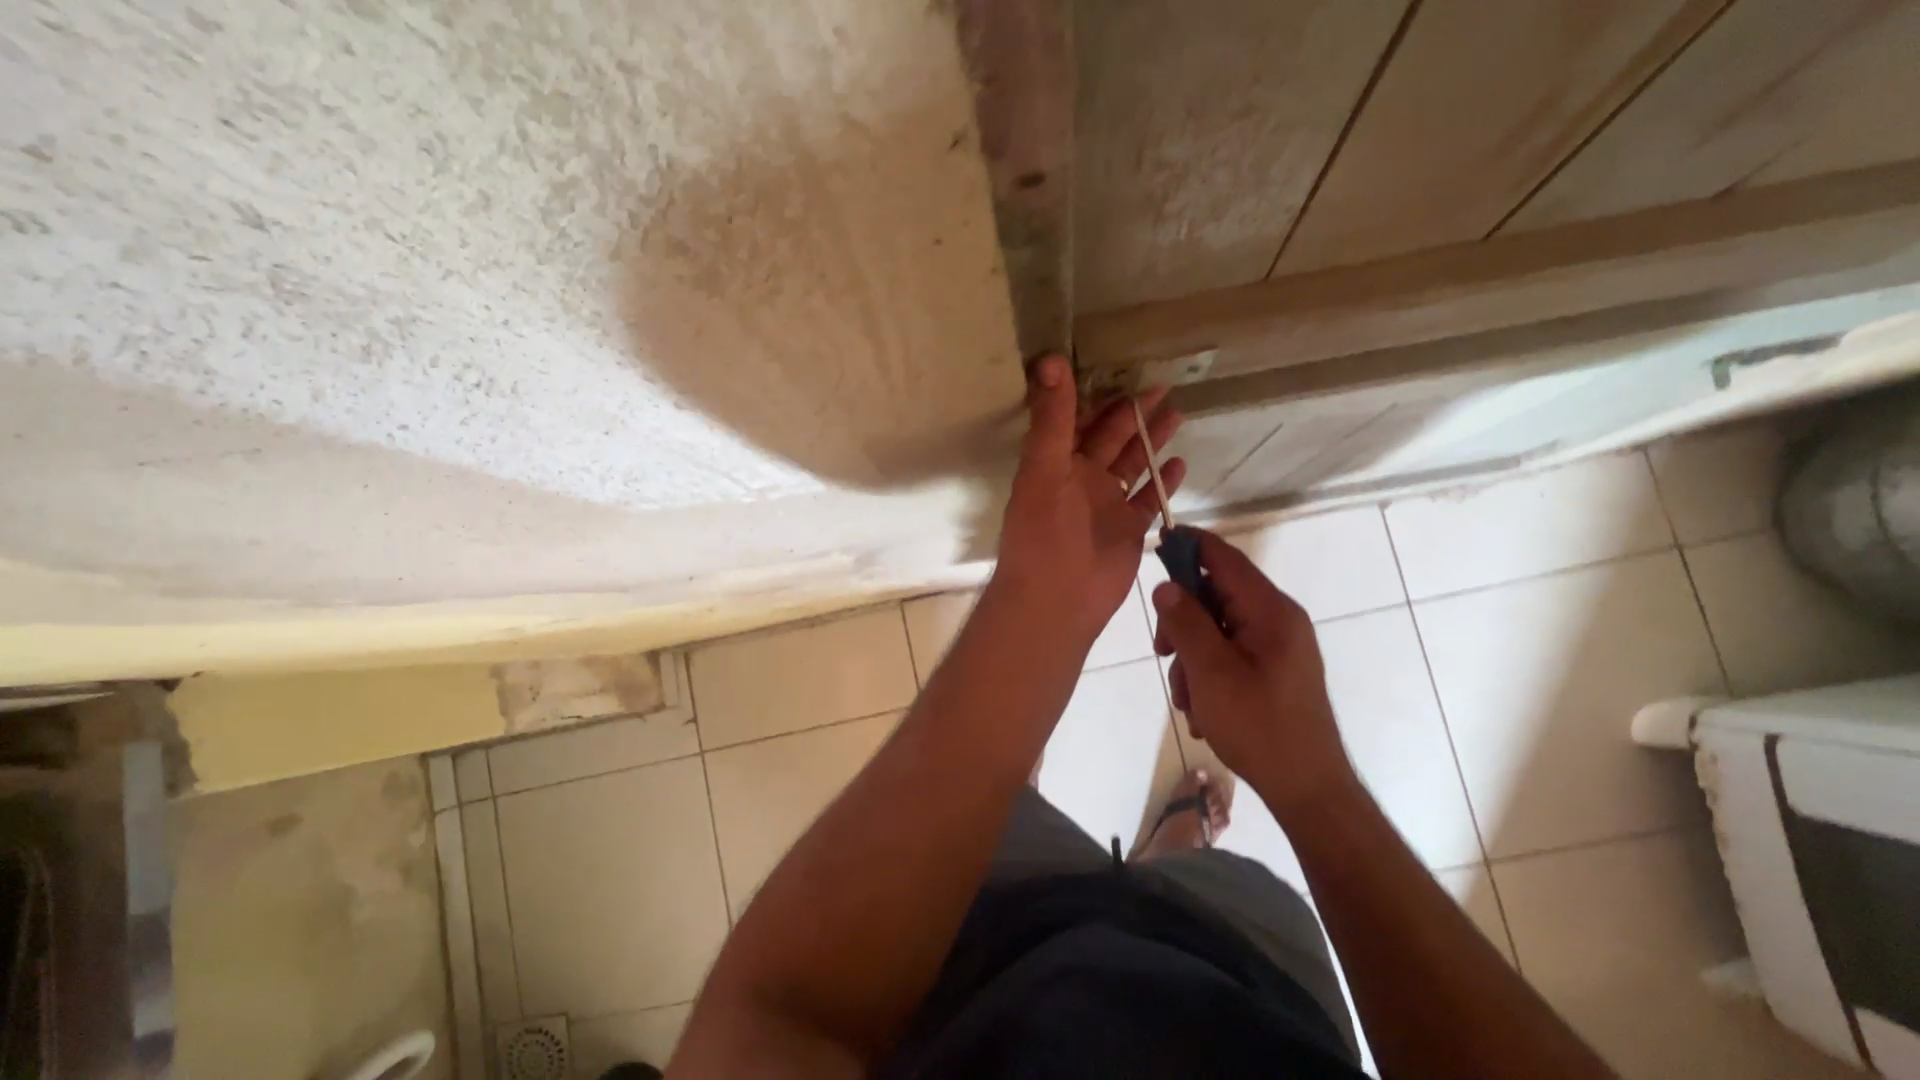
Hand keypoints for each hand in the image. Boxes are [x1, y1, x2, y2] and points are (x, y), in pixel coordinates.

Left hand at [993, 355, 1185, 644]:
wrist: (1057, 598)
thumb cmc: (1043, 532)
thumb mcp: (1044, 468)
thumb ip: (1052, 418)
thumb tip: (1051, 360)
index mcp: (1055, 462)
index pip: (1078, 419)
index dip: (1097, 395)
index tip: (1121, 366)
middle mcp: (1080, 478)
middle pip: (1111, 437)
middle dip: (1133, 412)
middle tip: (1162, 384)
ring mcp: (1106, 504)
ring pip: (1133, 464)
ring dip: (1151, 440)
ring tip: (1178, 413)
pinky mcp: (1128, 528)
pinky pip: (1148, 499)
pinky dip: (1163, 482)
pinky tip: (1181, 462)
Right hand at [1151, 530, 1358, 818]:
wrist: (1307, 787)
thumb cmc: (1259, 726)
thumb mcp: (1211, 673)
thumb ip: (1186, 624)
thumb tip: (1166, 586)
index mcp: (1271, 611)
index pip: (1224, 558)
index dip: (1189, 545)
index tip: (1155, 542)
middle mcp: (1279, 620)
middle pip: (1217, 596)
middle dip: (1183, 622)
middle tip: (1163, 653)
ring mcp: (1279, 646)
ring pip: (1219, 629)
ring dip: (1193, 657)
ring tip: (1189, 700)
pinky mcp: (1275, 670)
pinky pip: (1231, 654)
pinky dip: (1209, 674)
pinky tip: (1203, 710)